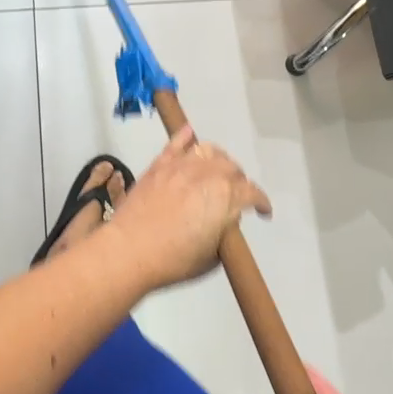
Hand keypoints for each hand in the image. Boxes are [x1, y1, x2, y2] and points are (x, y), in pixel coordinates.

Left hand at [107, 125, 271, 289]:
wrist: (129, 249)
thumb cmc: (174, 260)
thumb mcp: (212, 255)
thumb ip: (223, 230)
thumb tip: (223, 218)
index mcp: (225, 197)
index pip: (252, 193)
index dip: (261, 202)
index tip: (263, 211)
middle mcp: (207, 173)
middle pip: (232, 168)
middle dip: (239, 182)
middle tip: (237, 195)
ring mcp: (181, 165)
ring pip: (208, 151)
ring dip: (218, 160)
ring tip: (218, 170)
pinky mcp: (159, 164)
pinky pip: (176, 144)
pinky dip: (185, 137)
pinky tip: (190, 134)